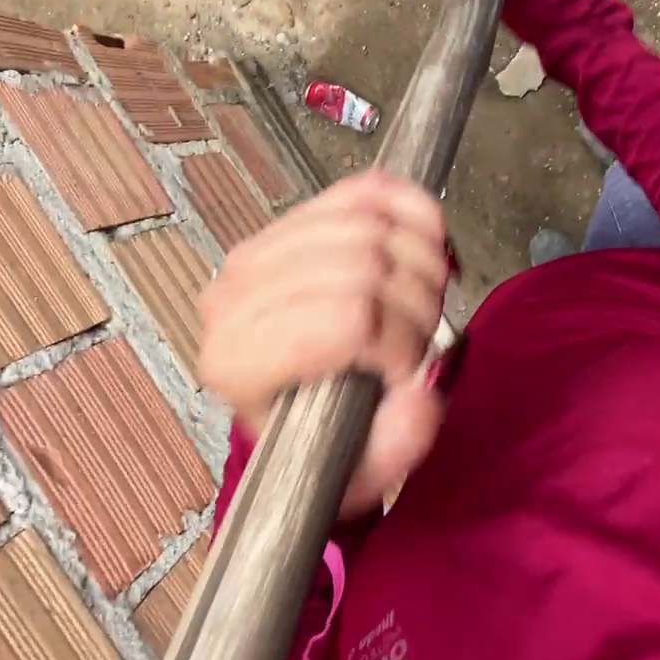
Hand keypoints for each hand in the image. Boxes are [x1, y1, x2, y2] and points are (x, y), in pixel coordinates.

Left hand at [198, 172, 448, 517]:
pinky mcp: (289, 219)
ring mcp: (259, 249)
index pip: (344, 320)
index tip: (406, 369)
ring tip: (424, 298)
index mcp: (239, 363)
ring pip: (366, 222)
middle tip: (424, 334)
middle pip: (364, 264)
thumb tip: (420, 392)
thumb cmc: (320, 437)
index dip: (398, 342)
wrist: (292, 401)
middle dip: (416, 300)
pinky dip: (408, 204)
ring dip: (419, 258)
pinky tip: (425, 234)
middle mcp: (234, 298)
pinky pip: (359, 189)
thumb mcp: (359, 470)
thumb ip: (395, 443)